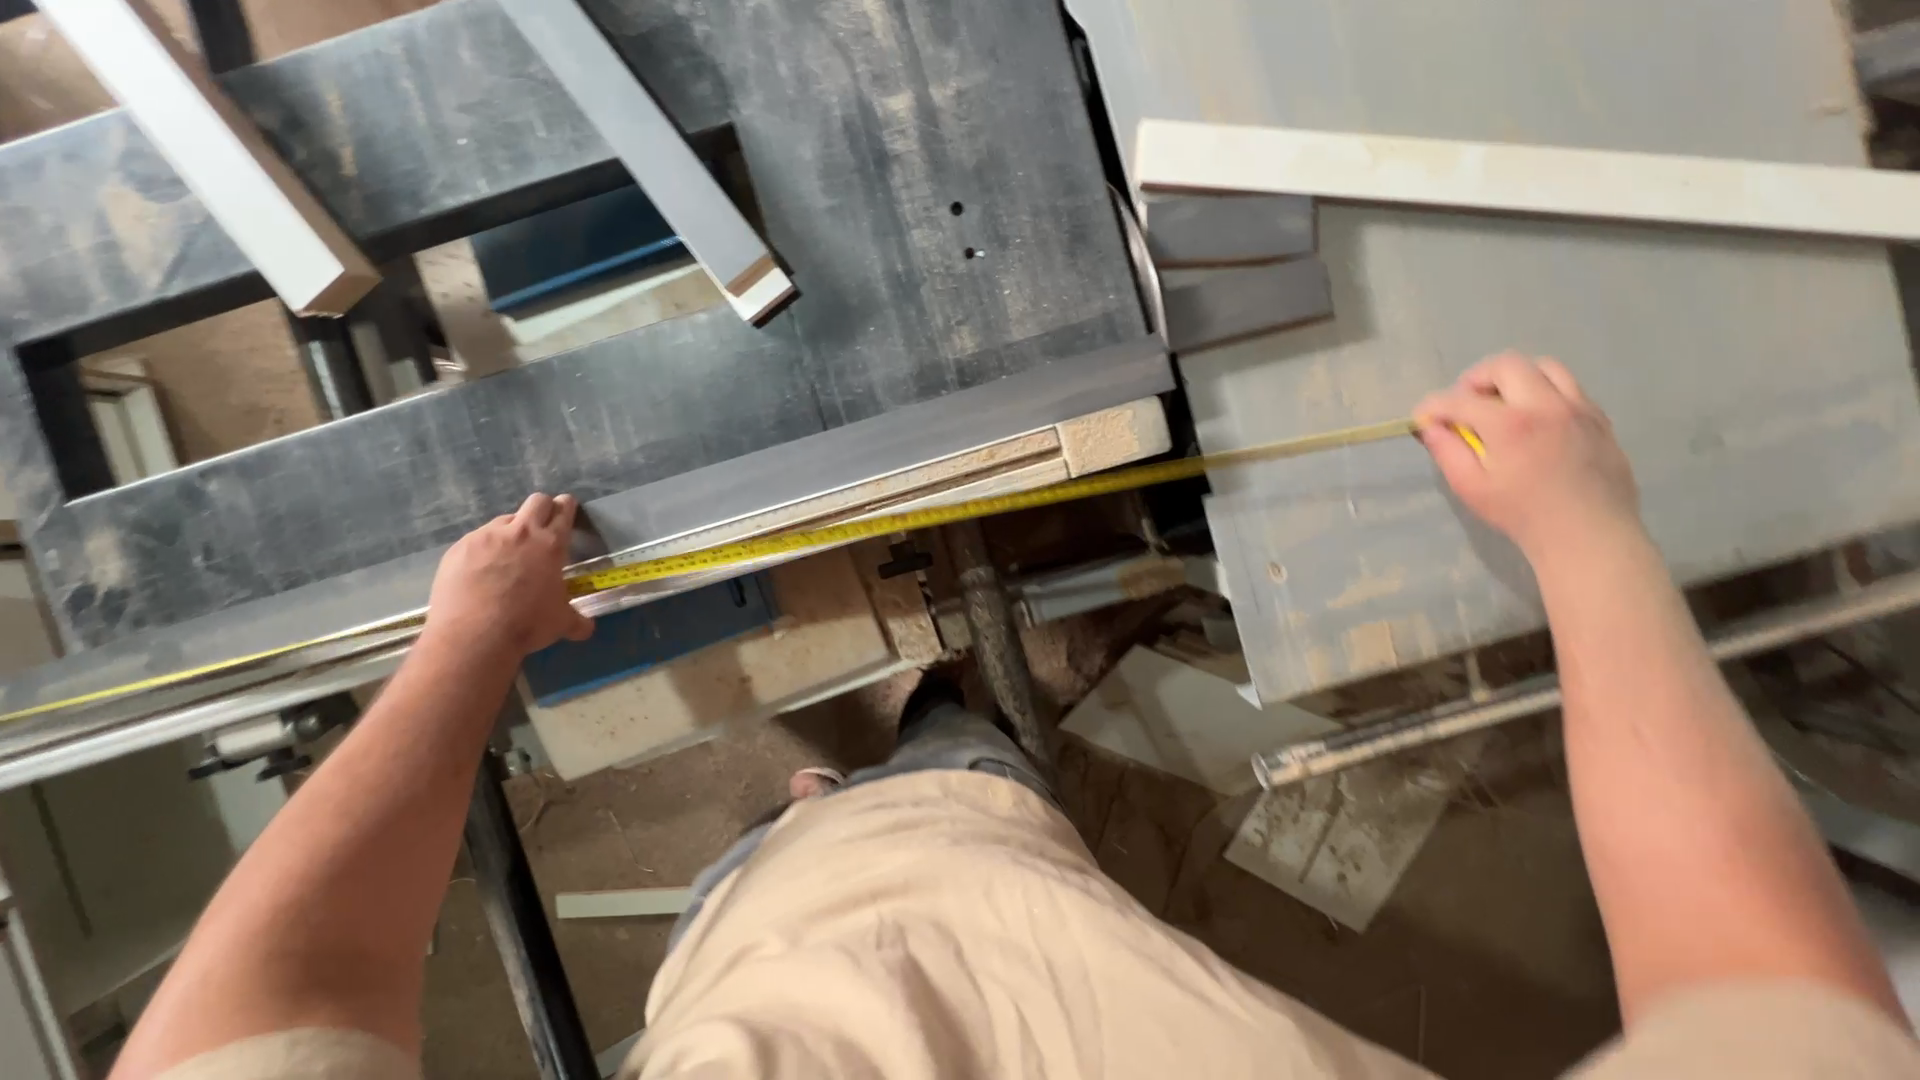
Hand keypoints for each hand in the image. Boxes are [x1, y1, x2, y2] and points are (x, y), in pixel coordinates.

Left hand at [424, 493, 593, 659]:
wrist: (473, 635)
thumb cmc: (526, 624)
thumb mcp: (560, 623)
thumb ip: (577, 621)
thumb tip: (587, 628)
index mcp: (551, 544)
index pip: (563, 510)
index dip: (567, 507)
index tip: (566, 509)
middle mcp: (520, 532)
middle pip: (536, 501)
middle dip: (543, 508)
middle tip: (543, 527)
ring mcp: (486, 537)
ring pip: (504, 520)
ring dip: (512, 531)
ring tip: (508, 556)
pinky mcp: (459, 548)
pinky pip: (477, 539)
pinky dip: (484, 549)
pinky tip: (481, 572)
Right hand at [1414, 352, 1640, 558]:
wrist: (1588, 533)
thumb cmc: (1522, 514)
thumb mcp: (1471, 488)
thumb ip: (1447, 451)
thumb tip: (1431, 427)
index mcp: (1510, 424)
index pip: (1459, 399)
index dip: (1433, 406)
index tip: (1423, 417)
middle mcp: (1546, 404)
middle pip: (1507, 364)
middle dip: (1476, 378)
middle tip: (1465, 403)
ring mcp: (1578, 408)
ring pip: (1545, 367)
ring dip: (1515, 378)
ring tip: (1503, 404)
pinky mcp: (1598, 418)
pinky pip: (1569, 388)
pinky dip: (1544, 393)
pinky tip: (1534, 420)